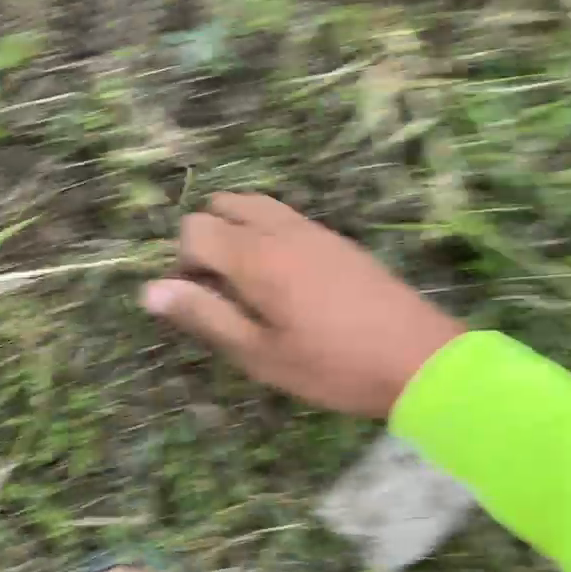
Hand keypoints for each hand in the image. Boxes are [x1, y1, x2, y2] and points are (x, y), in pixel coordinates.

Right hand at [142, 194, 463, 418]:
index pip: (194, 229)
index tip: (198, 301)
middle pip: (222, 205)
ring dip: (235, 232)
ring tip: (247, 284)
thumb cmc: (330, 366)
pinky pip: (284, 218)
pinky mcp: (336, 240)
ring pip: (255, 205)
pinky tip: (282, 282)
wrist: (421, 361)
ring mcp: (314, 230)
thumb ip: (205, 315)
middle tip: (218, 290)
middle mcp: (282, 230)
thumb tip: (149, 289)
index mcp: (257, 257)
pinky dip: (265, 234)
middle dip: (205, 238)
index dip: (181, 263)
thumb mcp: (259, 353)